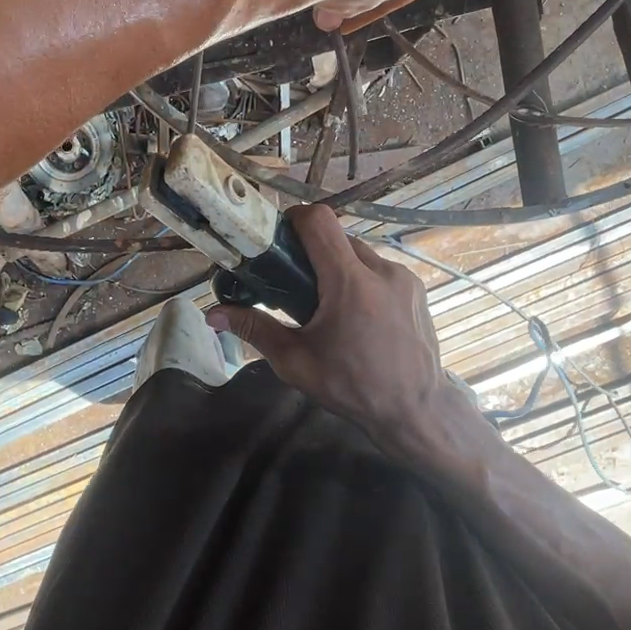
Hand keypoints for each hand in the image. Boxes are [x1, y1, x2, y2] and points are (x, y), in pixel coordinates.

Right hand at [206, 206, 472, 452]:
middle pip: (338, 238)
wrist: (414, 410)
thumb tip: (213, 315)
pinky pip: (381, 272)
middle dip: (313, 254)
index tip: (278, 240)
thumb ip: (255, 329)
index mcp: (349, 283)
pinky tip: (355, 317)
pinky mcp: (417, 291)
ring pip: (361, 255)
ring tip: (326, 306)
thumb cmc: (351, 388)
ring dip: (339, 269)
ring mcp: (404, 278)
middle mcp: (382, 270)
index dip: (293, 219)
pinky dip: (362, 283)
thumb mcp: (295, 362)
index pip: (319, 221)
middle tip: (294, 285)